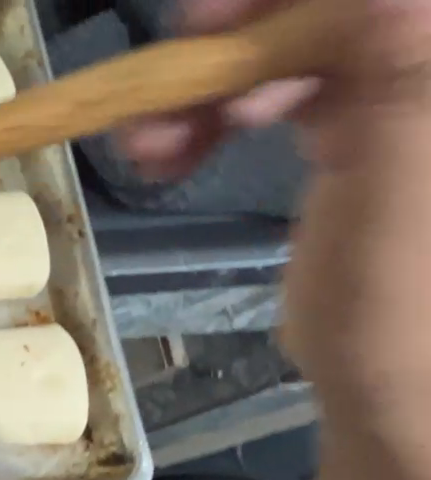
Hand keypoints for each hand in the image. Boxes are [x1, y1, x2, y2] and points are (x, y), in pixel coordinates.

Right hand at [120, 0, 430, 420]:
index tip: (215, 20)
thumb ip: (397, 91)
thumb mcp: (394, 200)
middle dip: (239, 43)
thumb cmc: (405, 306)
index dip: (299, 1)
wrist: (398, 372)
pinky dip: (213, 115)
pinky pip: (278, 88)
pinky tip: (172, 155)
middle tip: (162, 87)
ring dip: (208, 87)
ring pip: (295, 47)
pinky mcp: (359, 120)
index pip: (389, 2)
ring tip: (148, 147)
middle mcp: (429, 63)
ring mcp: (403, 87)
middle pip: (335, 15)